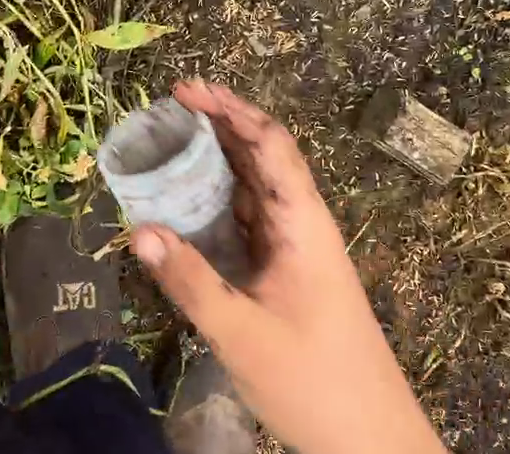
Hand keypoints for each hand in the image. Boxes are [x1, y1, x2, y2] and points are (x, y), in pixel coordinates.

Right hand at [131, 80, 447, 453]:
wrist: (372, 441)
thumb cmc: (315, 381)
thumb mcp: (243, 334)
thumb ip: (190, 282)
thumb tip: (138, 231)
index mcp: (302, 221)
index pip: (270, 142)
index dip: (229, 108)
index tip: (186, 90)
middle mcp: (301, 222)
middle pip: (263, 154)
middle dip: (221, 122)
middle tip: (170, 104)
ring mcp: (295, 247)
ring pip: (255, 186)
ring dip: (218, 158)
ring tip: (171, 140)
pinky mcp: (286, 271)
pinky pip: (248, 219)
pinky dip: (218, 200)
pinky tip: (187, 202)